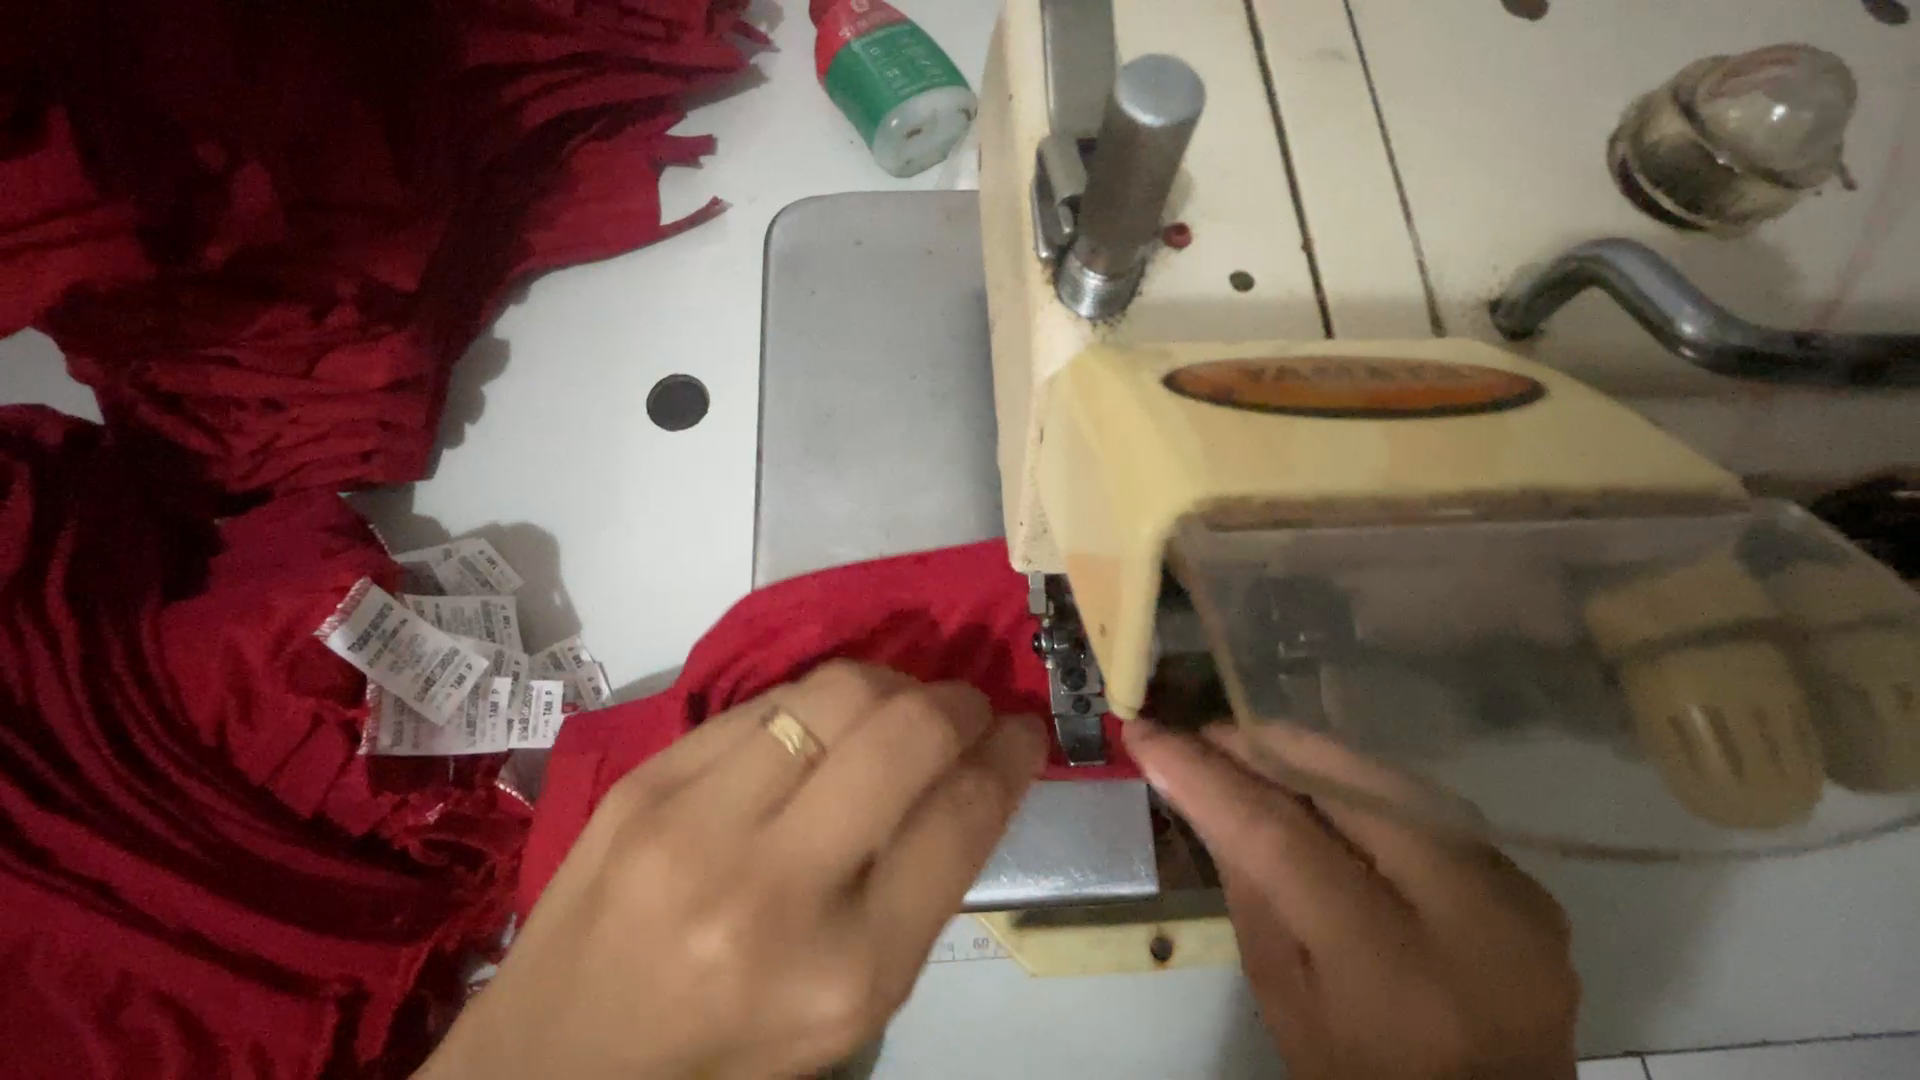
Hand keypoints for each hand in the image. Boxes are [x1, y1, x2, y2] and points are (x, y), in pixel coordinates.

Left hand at [418, 661, 1046, 1079]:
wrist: (563, 1056)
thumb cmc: (733, 1044)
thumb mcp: (856, 1000)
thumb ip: (924, 885)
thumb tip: (975, 770)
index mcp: (846, 970)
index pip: (961, 819)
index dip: (1012, 756)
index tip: (1026, 731)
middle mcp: (772, 887)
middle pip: (909, 733)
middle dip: (964, 704)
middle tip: (972, 710)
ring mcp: (696, 820)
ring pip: (840, 690)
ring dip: (897, 684)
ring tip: (903, 706)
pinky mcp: (646, 776)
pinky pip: (770, 697)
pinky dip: (822, 700)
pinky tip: (827, 723)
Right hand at [1125, 720, 1578, 1079]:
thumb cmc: (1359, 1075)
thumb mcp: (1283, 997)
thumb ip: (1248, 885)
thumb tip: (1200, 788)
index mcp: (1392, 969)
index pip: (1280, 838)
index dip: (1207, 776)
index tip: (1146, 735)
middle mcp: (1470, 915)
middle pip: (1348, 783)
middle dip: (1262, 745)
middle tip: (1200, 736)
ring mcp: (1513, 892)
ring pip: (1387, 779)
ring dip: (1307, 756)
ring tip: (1248, 753)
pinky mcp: (1527, 881)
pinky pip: (1422, 807)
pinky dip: (1357, 788)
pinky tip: (1316, 791)